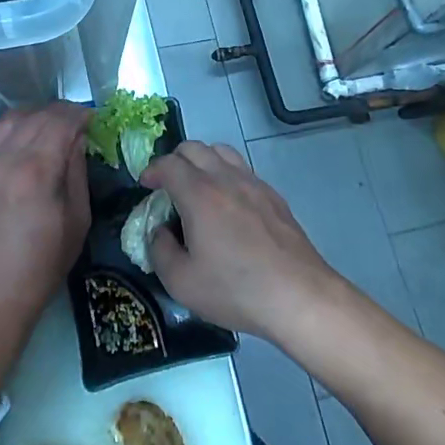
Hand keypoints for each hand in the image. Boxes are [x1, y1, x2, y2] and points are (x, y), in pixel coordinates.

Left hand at [0, 102, 91, 322]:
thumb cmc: (44, 262)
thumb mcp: (77, 218)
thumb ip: (77, 172)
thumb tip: (78, 139)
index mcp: (36, 170)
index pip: (60, 121)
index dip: (80, 114)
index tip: (94, 119)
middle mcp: (5, 158)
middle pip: (36, 115)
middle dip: (61, 112)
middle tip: (78, 122)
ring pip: (11, 118)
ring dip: (35, 115)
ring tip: (52, 126)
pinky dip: (13, 128)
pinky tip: (25, 140)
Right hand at [140, 141, 342, 340]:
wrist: (298, 296)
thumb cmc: (235, 290)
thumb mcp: (181, 282)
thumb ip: (160, 250)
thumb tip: (159, 232)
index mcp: (200, 195)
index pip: (169, 164)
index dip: (152, 170)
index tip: (145, 186)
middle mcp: (227, 179)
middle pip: (195, 148)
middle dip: (174, 160)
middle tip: (167, 185)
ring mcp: (255, 185)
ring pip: (222, 152)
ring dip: (203, 161)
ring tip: (197, 187)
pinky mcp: (274, 197)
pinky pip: (243, 169)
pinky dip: (226, 173)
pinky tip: (227, 203)